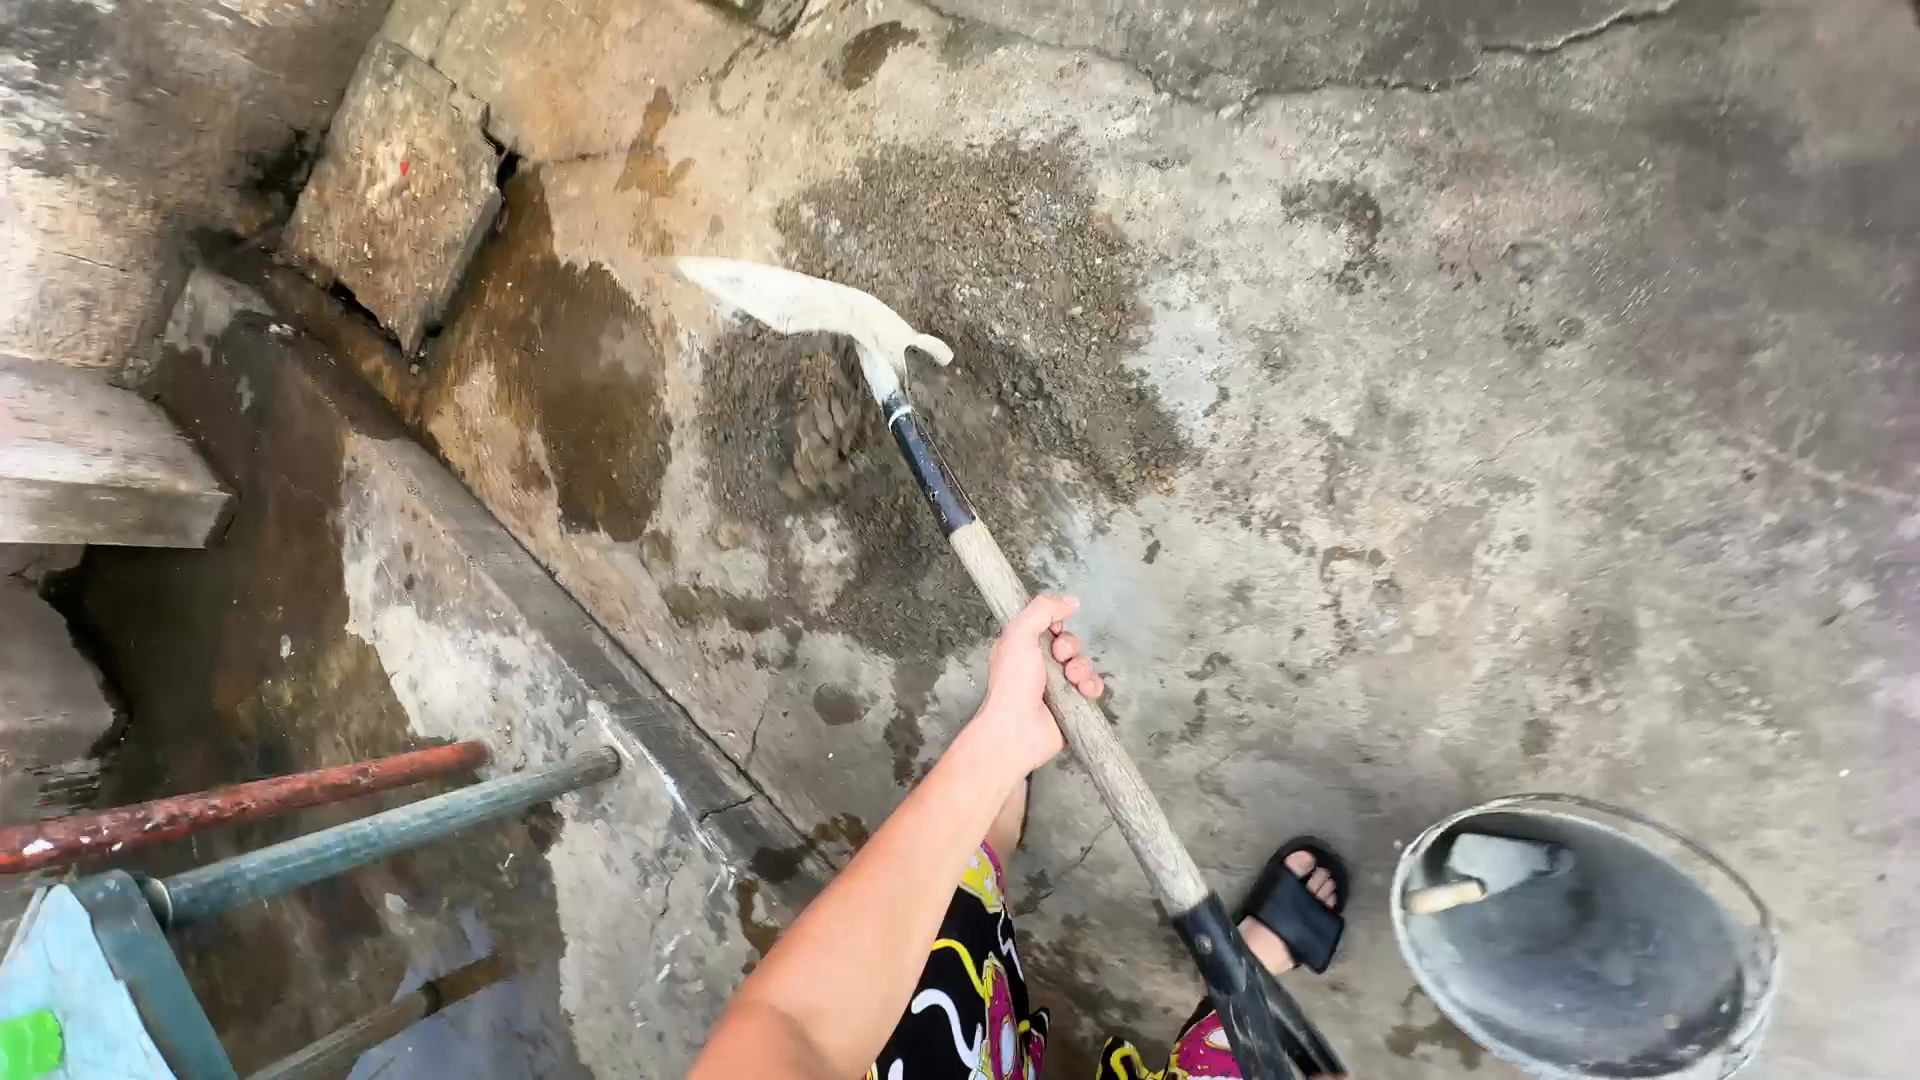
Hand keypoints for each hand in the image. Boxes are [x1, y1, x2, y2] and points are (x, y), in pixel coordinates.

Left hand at [974, 594, 1103, 775]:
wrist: (1018, 729)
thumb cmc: (1013, 682)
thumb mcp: (1020, 633)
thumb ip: (1042, 610)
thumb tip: (1070, 601)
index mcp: (1022, 646)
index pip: (1047, 625)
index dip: (1055, 623)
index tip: (1054, 629)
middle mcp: (1038, 664)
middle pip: (1067, 643)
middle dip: (1069, 647)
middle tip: (1059, 658)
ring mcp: (1056, 685)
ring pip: (1082, 664)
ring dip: (1081, 667)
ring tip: (1072, 679)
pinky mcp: (1071, 704)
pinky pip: (1091, 686)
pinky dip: (1092, 686)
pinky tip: (1085, 691)